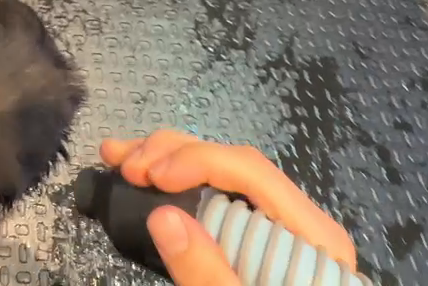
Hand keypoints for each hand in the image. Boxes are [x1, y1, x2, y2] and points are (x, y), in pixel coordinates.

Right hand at [101, 131, 354, 285]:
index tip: (153, 177)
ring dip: (161, 157)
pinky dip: (168, 179)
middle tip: (124, 166)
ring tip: (117, 156)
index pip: (251, 171)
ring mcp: (269, 226)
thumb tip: (162, 216)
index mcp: (311, 236)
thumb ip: (207, 275)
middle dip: (170, 153)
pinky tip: (137, 174)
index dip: (198, 161)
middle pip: (228, 162)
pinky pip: (207, 192)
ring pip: (213, 169)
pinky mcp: (246, 236)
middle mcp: (293, 220)